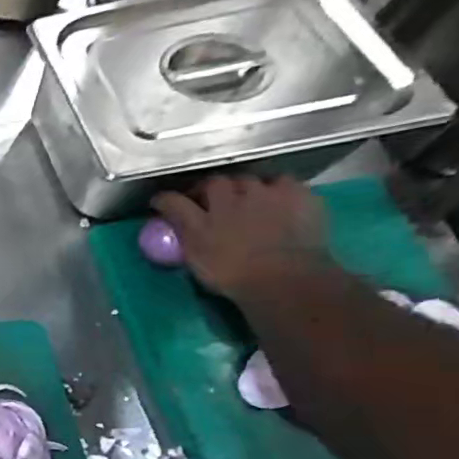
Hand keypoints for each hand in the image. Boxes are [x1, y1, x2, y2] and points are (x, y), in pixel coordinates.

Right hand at [152, 175, 331, 301]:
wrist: (285, 279)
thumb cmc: (235, 278)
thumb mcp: (198, 262)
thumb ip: (187, 240)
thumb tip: (182, 230)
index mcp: (201, 221)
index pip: (175, 202)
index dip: (166, 201)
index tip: (161, 202)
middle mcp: (231, 199)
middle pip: (215, 182)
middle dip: (209, 189)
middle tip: (210, 201)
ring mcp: (266, 193)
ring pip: (251, 179)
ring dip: (245, 188)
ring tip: (249, 201)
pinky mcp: (298, 194)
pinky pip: (284, 184)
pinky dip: (278, 191)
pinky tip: (279, 204)